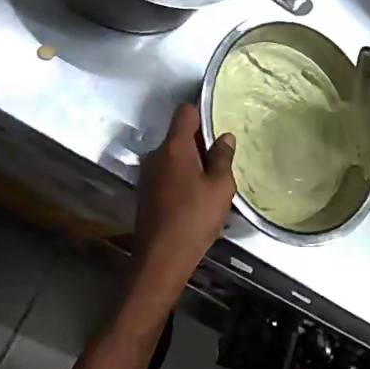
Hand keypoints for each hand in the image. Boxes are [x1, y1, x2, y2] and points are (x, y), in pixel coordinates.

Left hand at [134, 104, 236, 279]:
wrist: (161, 257)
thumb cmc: (194, 218)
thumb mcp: (220, 187)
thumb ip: (222, 158)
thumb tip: (225, 137)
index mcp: (174, 147)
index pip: (185, 112)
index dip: (201, 111)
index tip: (218, 120)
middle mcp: (155, 154)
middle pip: (178, 135)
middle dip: (199, 142)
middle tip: (221, 157)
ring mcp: (147, 173)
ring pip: (172, 156)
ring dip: (189, 162)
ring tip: (210, 181)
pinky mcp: (144, 191)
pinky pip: (165, 173)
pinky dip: (179, 177)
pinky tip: (194, 197)